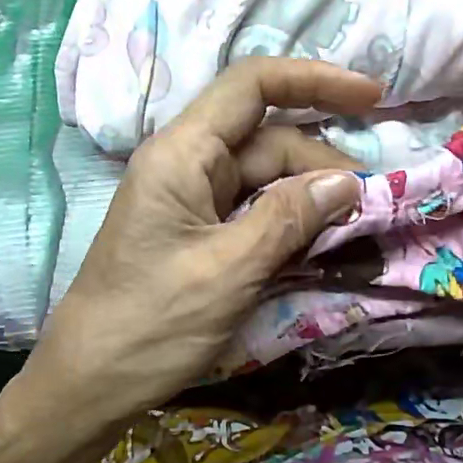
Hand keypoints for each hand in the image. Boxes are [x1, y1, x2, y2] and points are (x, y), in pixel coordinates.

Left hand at [0, 57, 378, 462]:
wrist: (89, 381)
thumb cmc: (152, 324)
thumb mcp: (230, 270)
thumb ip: (290, 218)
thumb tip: (348, 182)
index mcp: (180, 154)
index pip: (251, 85)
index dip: (314, 80)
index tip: (371, 97)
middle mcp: (184, 164)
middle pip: (266, 137)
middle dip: (321, 161)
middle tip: (373, 203)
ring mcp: (189, 199)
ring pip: (263, 176)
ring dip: (309, 195)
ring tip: (355, 227)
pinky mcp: (195, 232)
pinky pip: (250, 210)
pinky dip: (287, 221)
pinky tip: (321, 242)